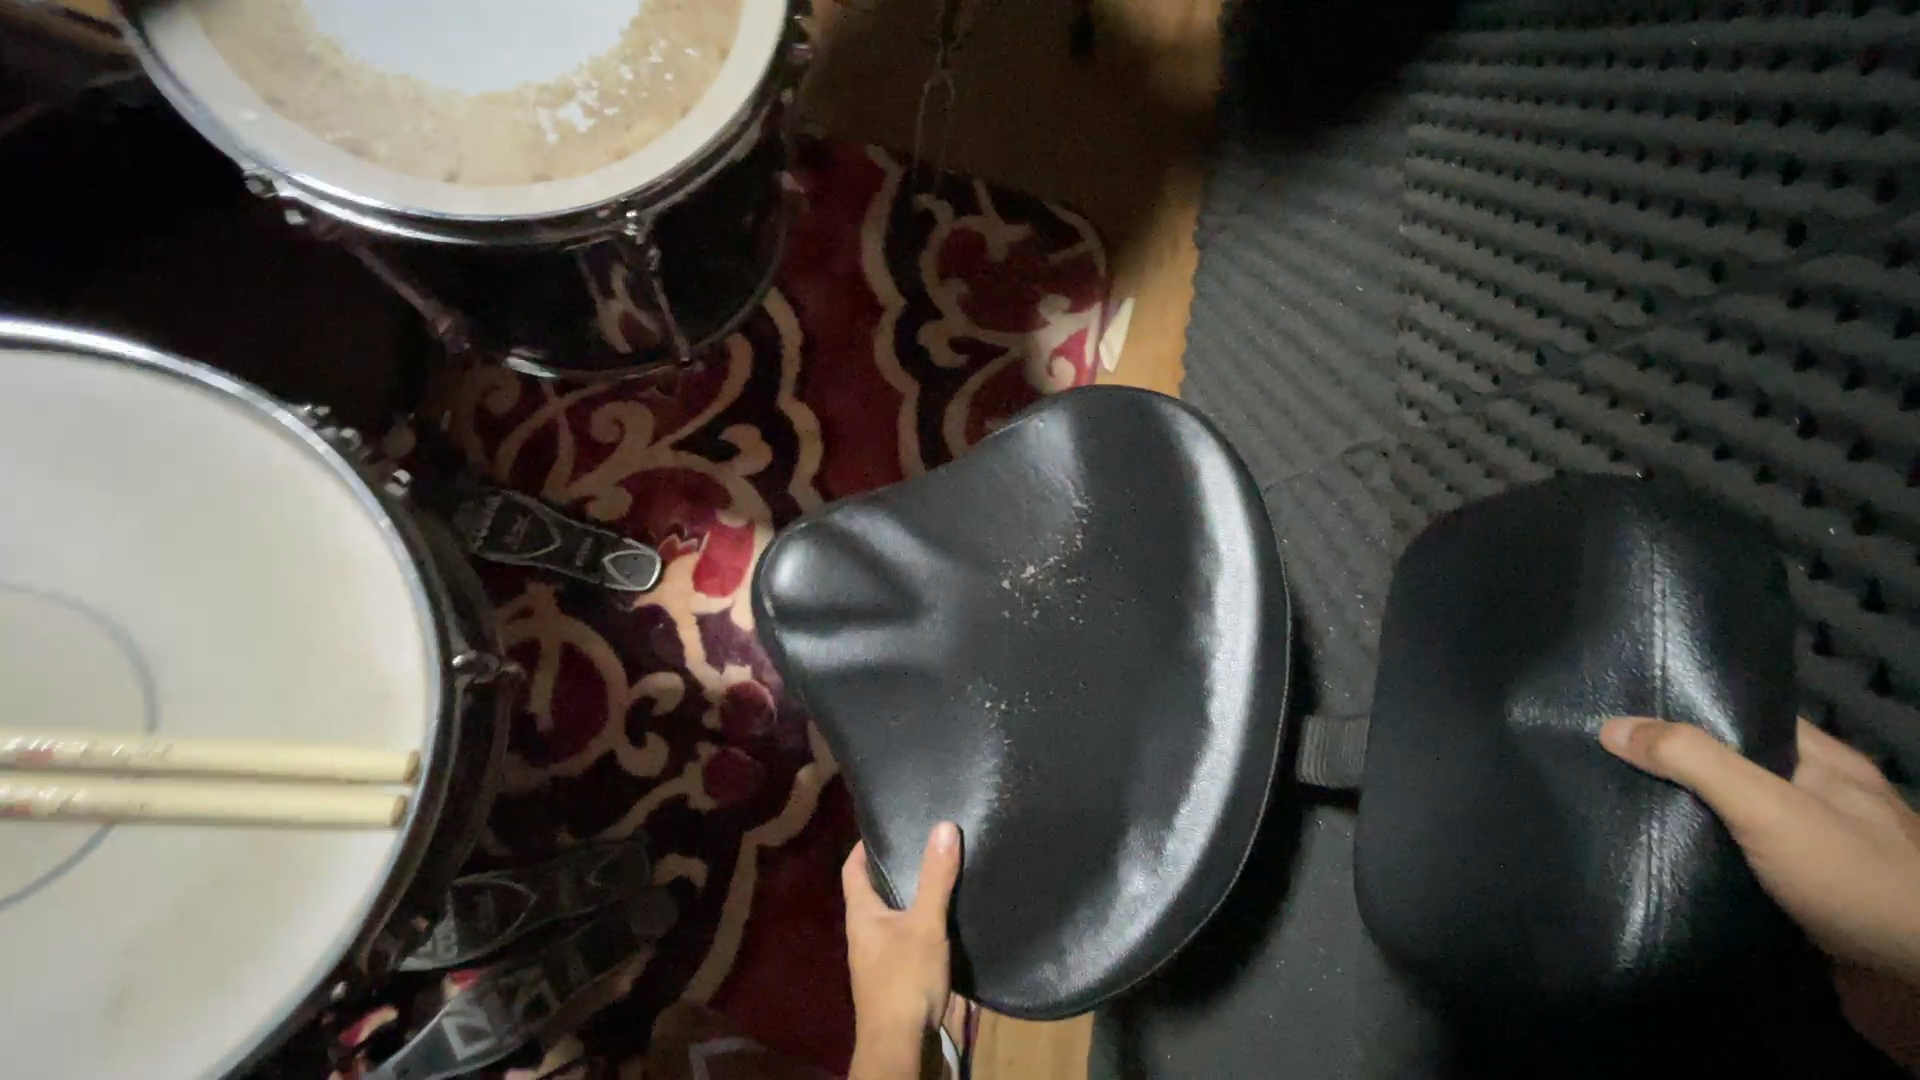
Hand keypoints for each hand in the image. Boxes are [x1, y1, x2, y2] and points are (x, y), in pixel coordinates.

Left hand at [843, 822, 961, 1079]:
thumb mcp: (925, 923)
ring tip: (940, 869)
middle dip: (896, 867)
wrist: (902, 1047)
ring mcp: (881, 956)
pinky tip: (948, 914)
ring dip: (913, 895)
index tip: (888, 825)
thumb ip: (935, 877)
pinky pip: (910, 936)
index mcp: (860, 914)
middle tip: (924, 841)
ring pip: (895, 914)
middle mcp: (865, 932)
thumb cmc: (904, 980)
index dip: (866, 845)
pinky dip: (925, 921)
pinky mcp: (900, 975)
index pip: (853, 868)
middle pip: (875, 889)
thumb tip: (943, 826)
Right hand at [1599, 716, 1919, 983]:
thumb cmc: (1859, 881)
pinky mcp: (1794, 896)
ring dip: (1674, 816)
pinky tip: (1648, 856)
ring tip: (1607, 802)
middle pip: (1725, 767)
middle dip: (1666, 765)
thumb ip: (1693, 761)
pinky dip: (1691, 857)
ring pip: (1723, 817)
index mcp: (1824, 764)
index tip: (1617, 709)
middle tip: (1597, 756)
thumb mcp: (1770, 807)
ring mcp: (1807, 851)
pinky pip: (1727, 862)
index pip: (1741, 717)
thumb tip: (1611, 727)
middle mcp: (1816, 800)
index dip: (1681, 709)